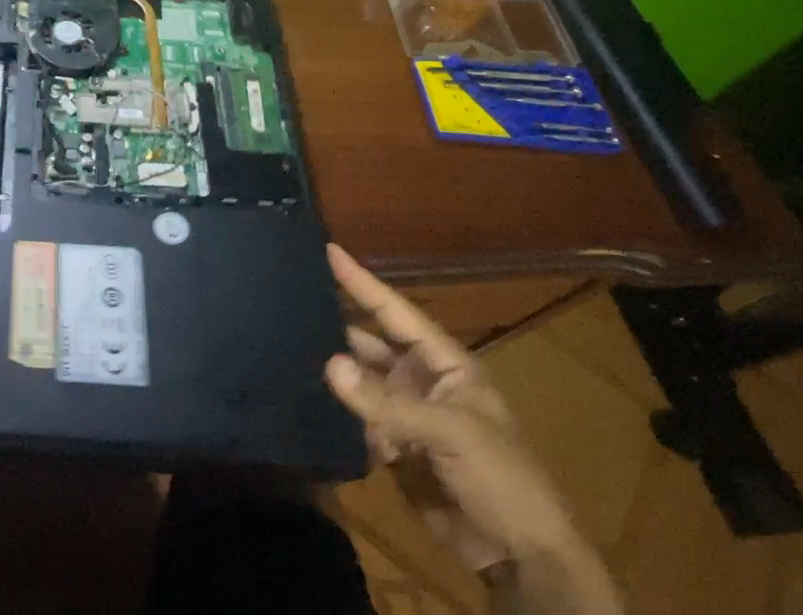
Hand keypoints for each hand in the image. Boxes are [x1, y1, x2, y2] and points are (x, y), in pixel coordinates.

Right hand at [323, 245, 620, 614]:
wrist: (519, 553)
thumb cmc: (501, 478)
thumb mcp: (450, 433)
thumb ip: (386, 401)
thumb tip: (329, 363)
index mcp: (448, 365)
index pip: (397, 313)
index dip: (364, 282)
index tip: (328, 249)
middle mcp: (423, 382)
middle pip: (372, 345)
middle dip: (336, 325)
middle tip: (289, 302)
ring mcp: (408, 416)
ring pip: (361, 383)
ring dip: (334, 373)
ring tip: (283, 349)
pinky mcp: (395, 449)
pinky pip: (358, 421)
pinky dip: (337, 415)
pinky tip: (303, 402)